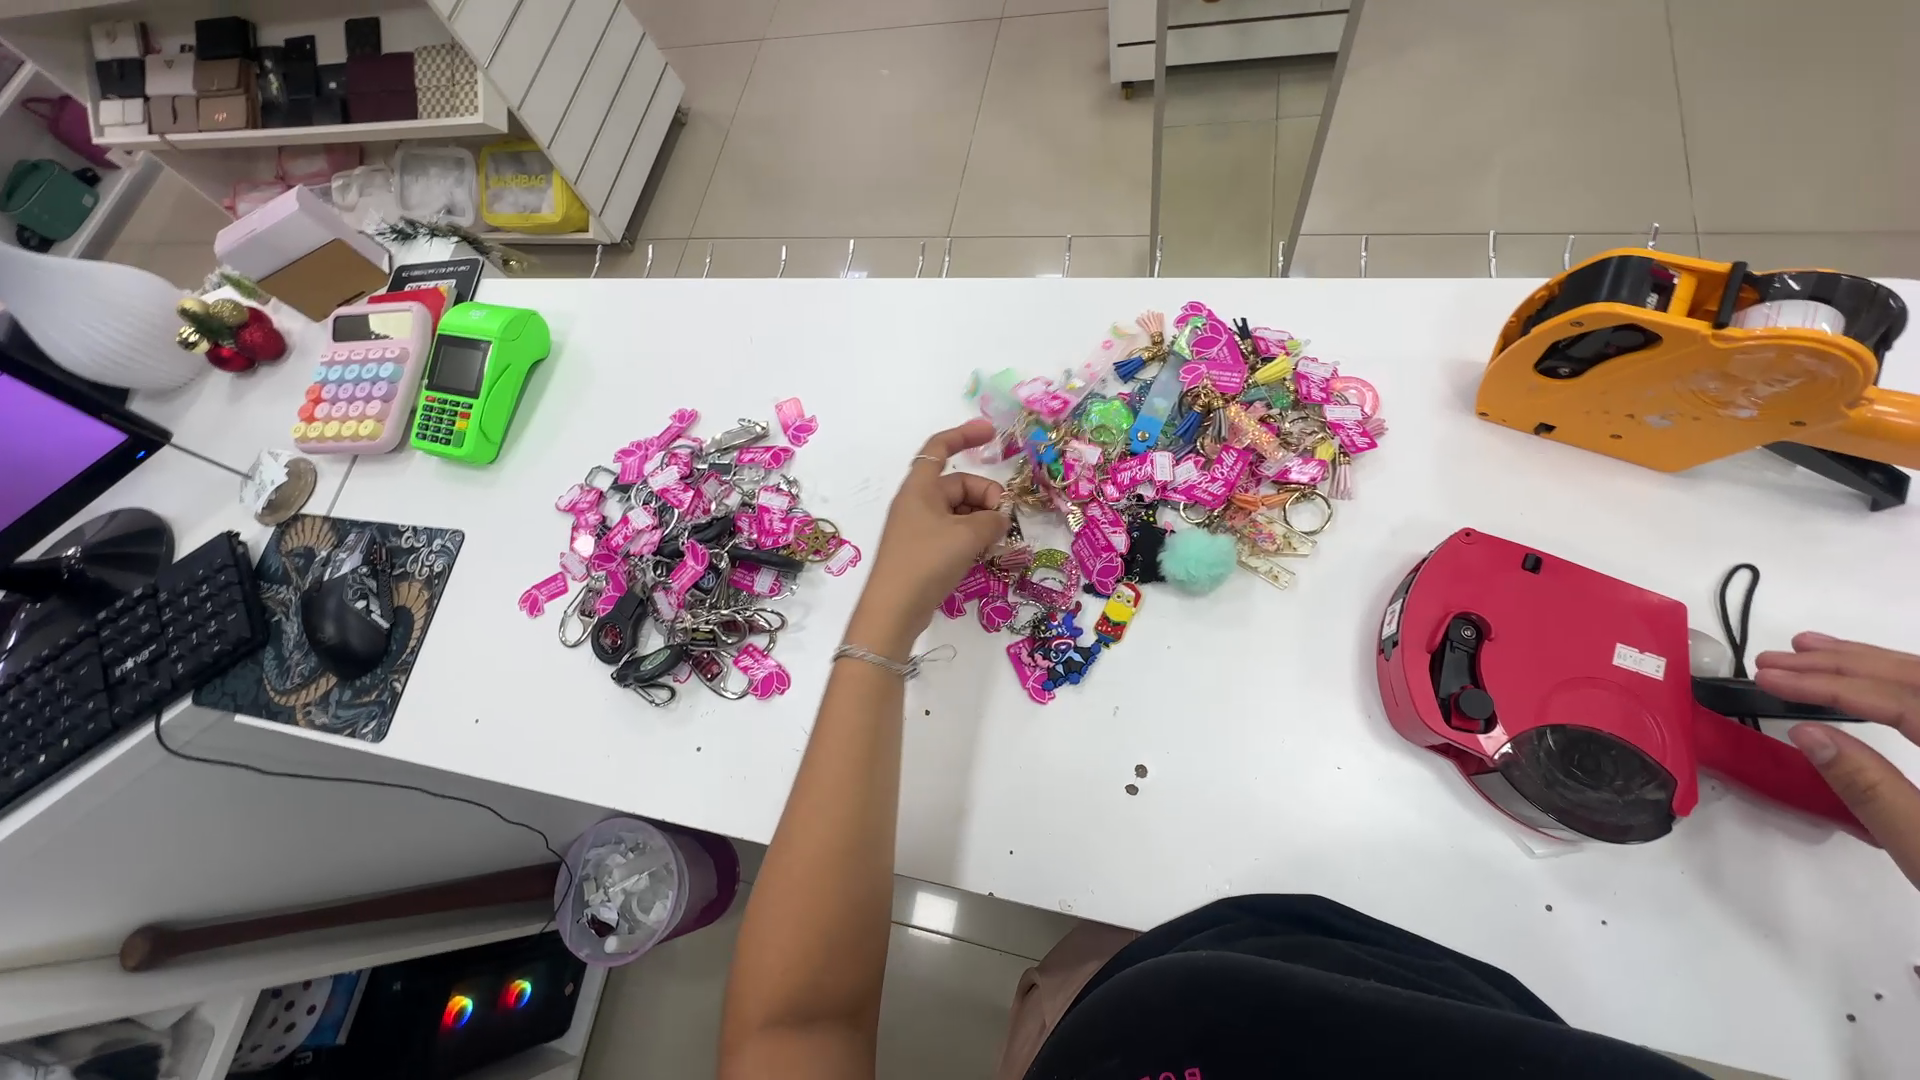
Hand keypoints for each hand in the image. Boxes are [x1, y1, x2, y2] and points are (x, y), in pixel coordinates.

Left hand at [850, 421, 1008, 651]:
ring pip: (959, 512)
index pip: (939, 448)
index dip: (964, 435)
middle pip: (959, 486)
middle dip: (986, 497)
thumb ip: (992, 520)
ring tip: (996, 541)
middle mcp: (917, 503)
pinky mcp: (923, 551)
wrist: (894, 609)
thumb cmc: (926, 562)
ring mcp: (919, 528)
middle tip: (1004, 522)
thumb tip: (1000, 520)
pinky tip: (984, 554)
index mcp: (920, 488)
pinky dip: (971, 537)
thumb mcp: (967, 536)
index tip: (992, 433)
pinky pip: (953, 532)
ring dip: (981, 521)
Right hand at [1756, 633, 1919, 885]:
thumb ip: (1871, 790)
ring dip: (1871, 663)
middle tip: (1777, 661)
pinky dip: (1902, 680)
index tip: (1770, 679)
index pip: (1908, 704)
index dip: (1832, 685)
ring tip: (1807, 650)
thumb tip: (1808, 734)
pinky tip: (1867, 672)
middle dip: (1846, 664)